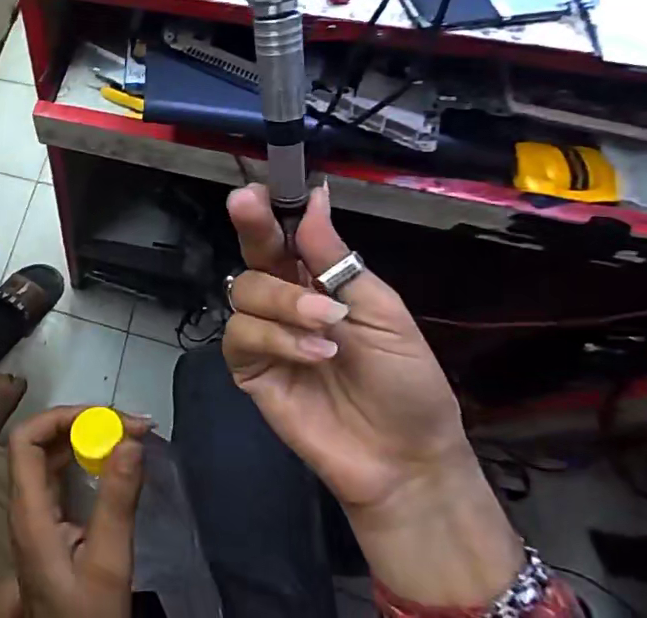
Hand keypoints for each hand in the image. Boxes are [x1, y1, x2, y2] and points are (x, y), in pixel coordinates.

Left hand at [6, 406, 149, 617]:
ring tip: (129, 433)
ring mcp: (37, 515)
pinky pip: (63, 472)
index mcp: (29, 515)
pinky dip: (88, 454)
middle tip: (129, 425)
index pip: (24, 441)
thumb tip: (130, 439)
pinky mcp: (52, 524)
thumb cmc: (87, 617)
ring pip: (52, 454)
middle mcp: (27, 508)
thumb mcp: (108, 564)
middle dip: (83, 422)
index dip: (57, 417)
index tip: (102, 417)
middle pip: (40, 441)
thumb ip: (117, 502)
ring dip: (87, 435)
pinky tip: (115, 457)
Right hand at [224, 184, 521, 606]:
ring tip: (325, 326)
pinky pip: (240, 335)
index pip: (287, 232)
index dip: (272, 208)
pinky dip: (274, 338)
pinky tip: (311, 354)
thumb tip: (316, 196)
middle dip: (251, 223)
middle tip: (247, 203)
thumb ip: (338, 257)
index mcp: (320, 277)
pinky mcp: (251, 370)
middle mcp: (287, 297)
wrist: (406, 458)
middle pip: (254, 250)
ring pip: (244, 289)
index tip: (262, 188)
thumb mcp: (381, 310)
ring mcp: (266, 333)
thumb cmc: (406, 380)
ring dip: (283, 300)